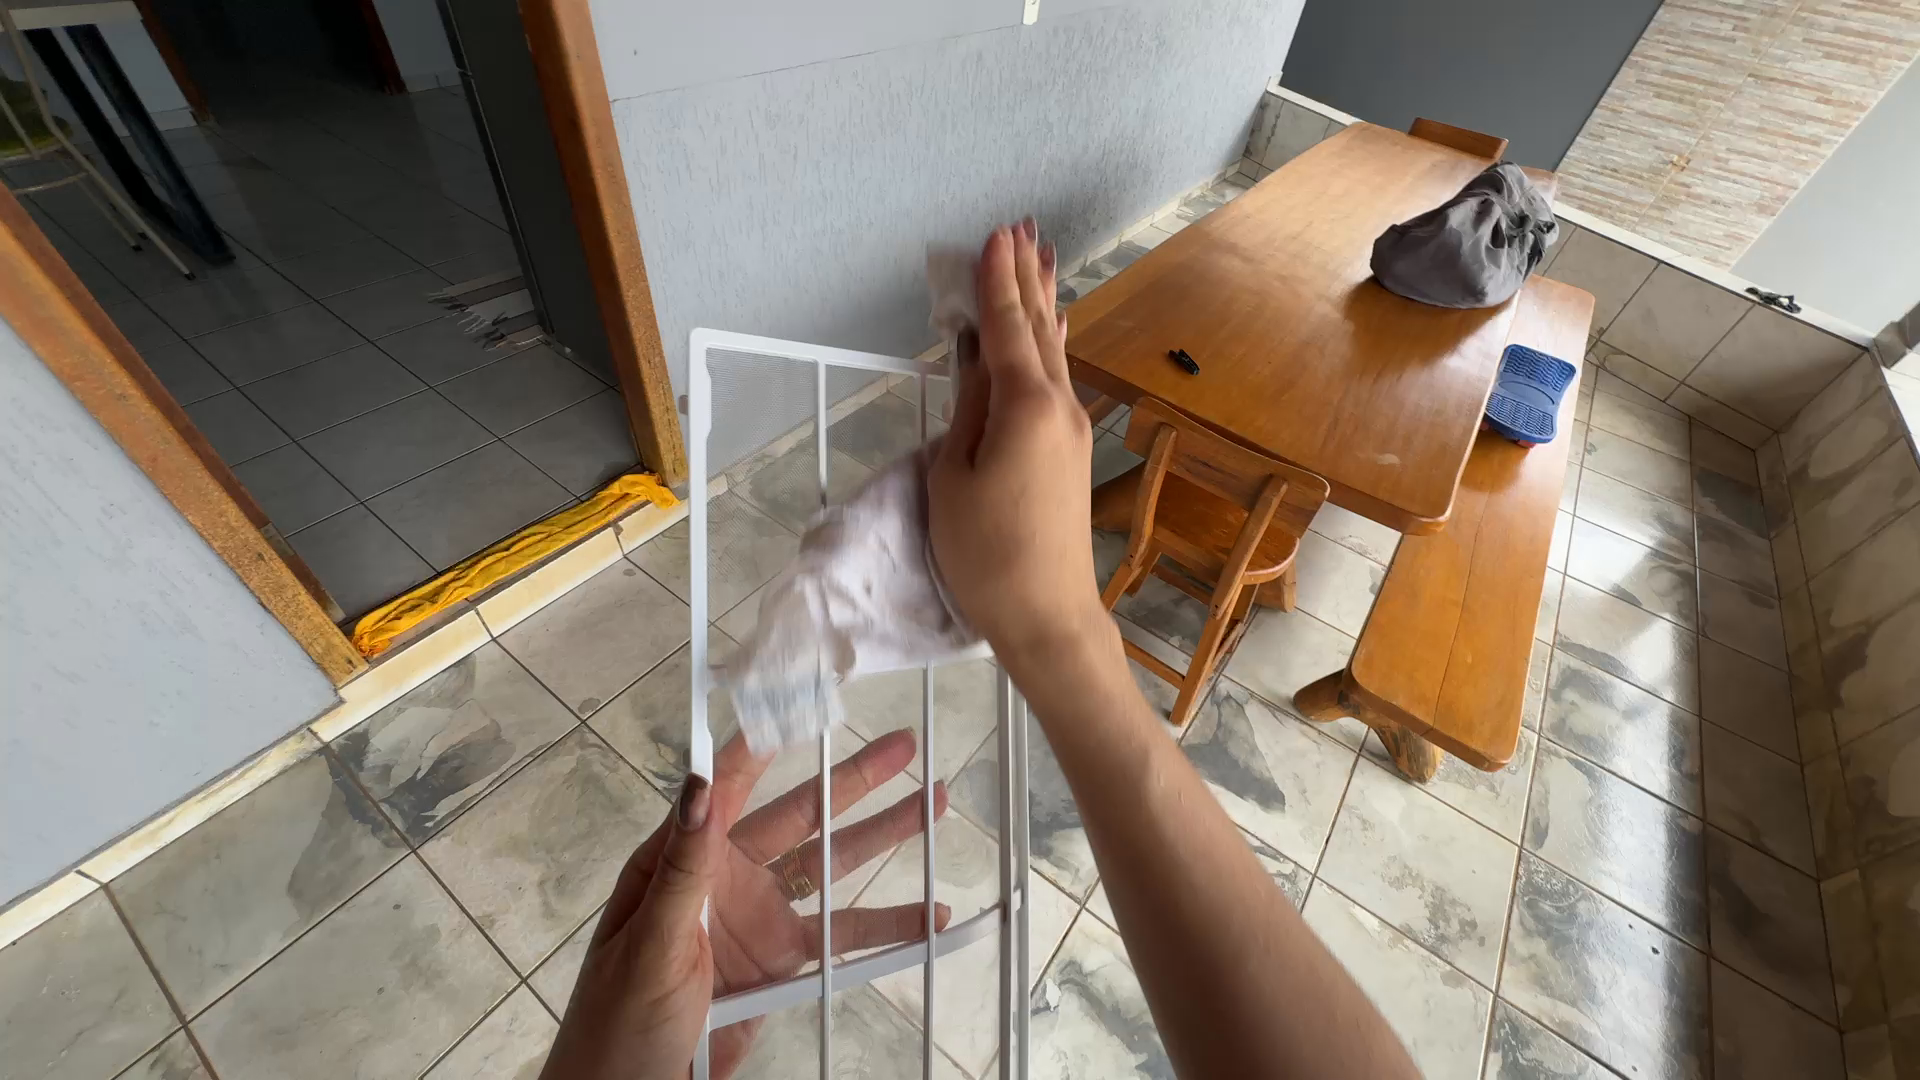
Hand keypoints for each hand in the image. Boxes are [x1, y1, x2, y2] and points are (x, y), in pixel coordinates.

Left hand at [541, 730, 949, 1079]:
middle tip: (904, 746)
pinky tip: (928, 917)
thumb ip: (681, 869)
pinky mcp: (784, 961)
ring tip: (934, 804)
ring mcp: (762, 916)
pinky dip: (887, 928)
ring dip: (884, 837)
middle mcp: (730, 874)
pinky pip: (843, 937)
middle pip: (803, 815)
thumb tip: (697, 785)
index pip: (729, 784)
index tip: (807, 702)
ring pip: (834, 866)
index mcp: (687, 857)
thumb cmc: (616, 1023)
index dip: (768, 741)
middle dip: (855, 779)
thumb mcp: (648, 945)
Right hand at [930, 221, 1114, 673]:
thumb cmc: (985, 552)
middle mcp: (1059, 406)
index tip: (994, 236)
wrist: (1046, 612)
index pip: (1006, 327)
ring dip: (1044, 306)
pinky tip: (1057, 332)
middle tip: (1023, 231)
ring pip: (1054, 353)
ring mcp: (1073, 429)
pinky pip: (1060, 382)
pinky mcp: (1073, 453)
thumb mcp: (954, 478)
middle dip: (1027, 279)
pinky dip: (1052, 347)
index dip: (996, 281)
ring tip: (1044, 262)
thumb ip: (968, 413)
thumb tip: (976, 366)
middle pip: (1039, 330)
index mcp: (1025, 405)